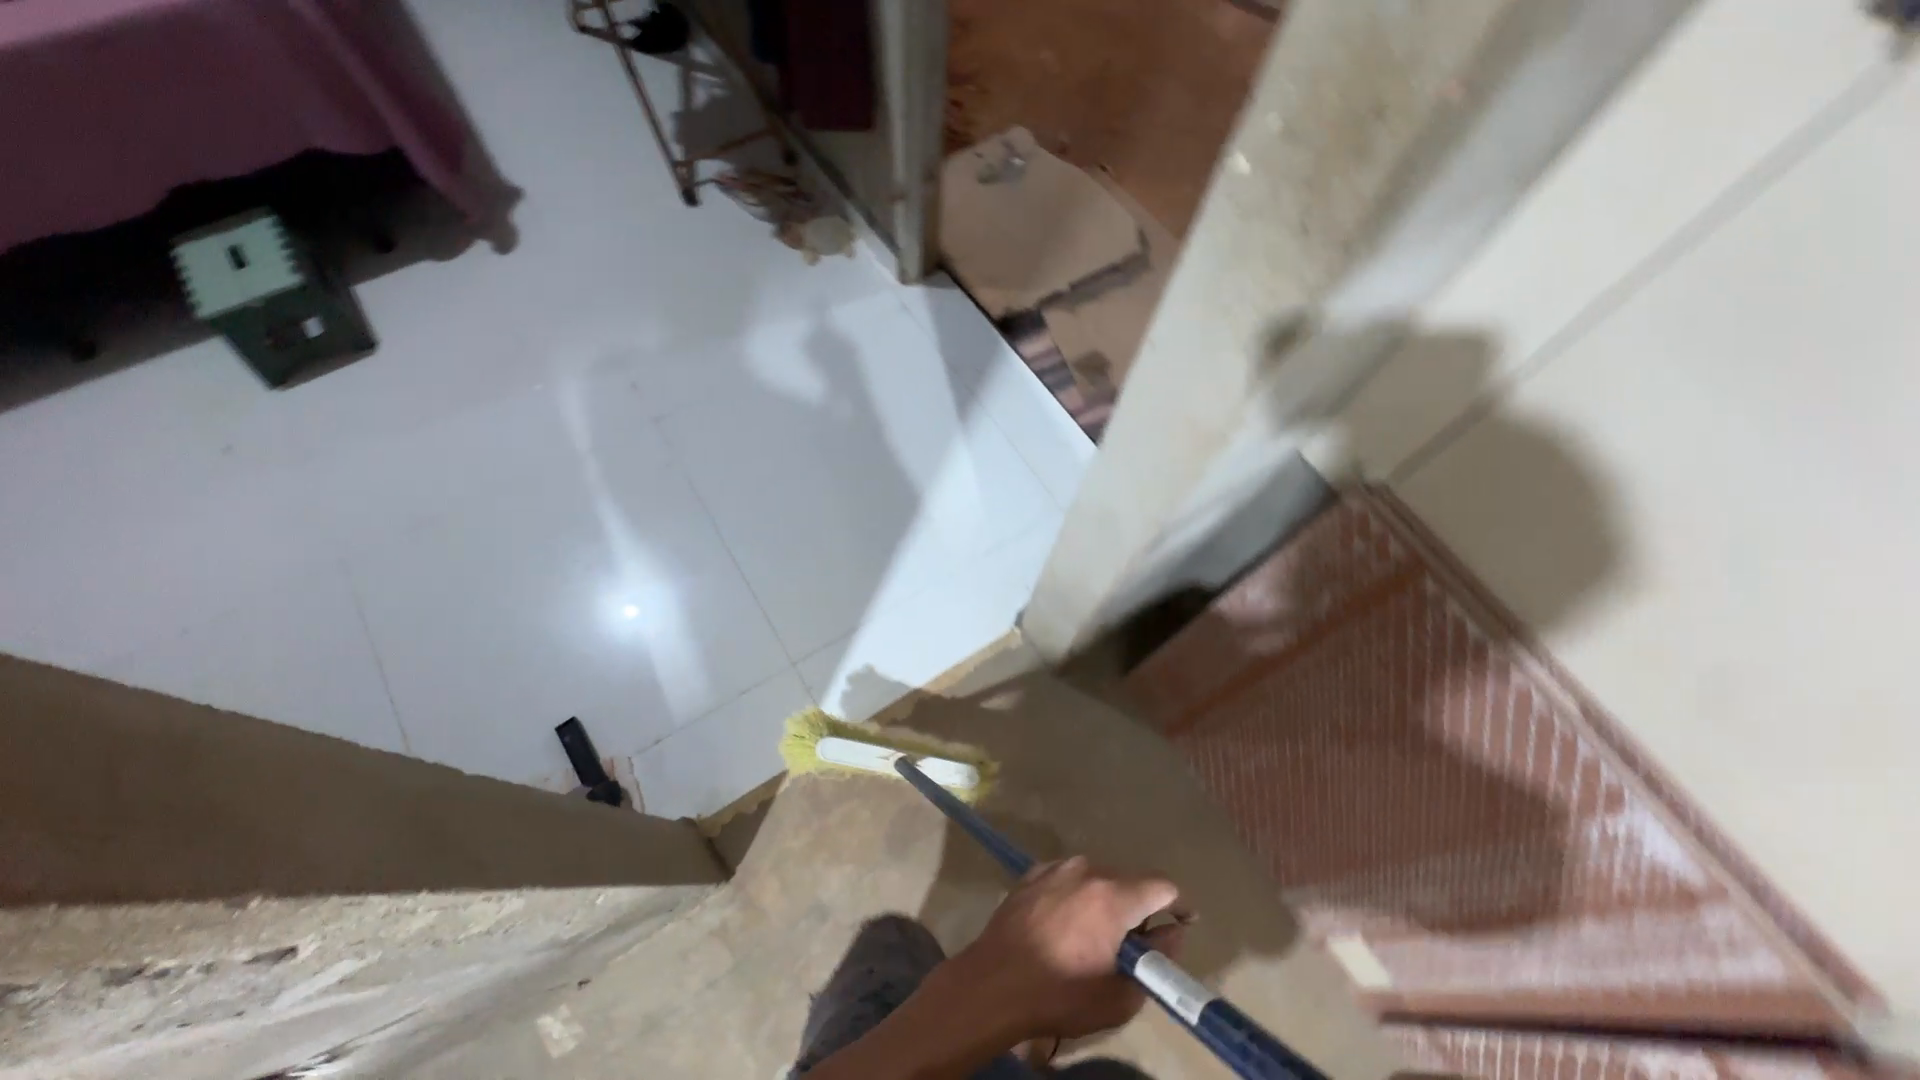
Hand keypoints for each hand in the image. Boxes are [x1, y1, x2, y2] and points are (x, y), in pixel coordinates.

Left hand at [937, 856, 1186, 1041]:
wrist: (993, 984)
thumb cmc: (1060, 995)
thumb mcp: (1120, 996)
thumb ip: (1155, 960)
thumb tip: (1172, 935)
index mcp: (1113, 896)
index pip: (1163, 885)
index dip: (1176, 907)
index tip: (1178, 927)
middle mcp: (1087, 870)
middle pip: (1128, 881)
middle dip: (1136, 908)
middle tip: (1129, 944)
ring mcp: (1055, 868)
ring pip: (1096, 878)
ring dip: (1103, 900)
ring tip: (1092, 935)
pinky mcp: (1030, 875)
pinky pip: (1067, 879)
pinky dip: (1074, 896)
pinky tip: (1063, 925)